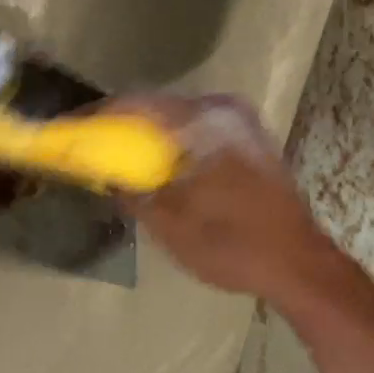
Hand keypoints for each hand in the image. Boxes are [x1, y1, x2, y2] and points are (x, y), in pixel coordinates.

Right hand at [113, 94, 343, 302]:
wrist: (303, 269)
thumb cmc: (233, 243)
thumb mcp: (169, 223)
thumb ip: (130, 191)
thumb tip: (104, 174)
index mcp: (202, 120)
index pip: (135, 103)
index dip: (98, 116)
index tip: (70, 128)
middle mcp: (223, 110)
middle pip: (156, 106)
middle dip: (121, 123)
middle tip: (90, 142)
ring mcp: (241, 124)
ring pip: (177, 118)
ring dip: (147, 134)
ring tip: (117, 154)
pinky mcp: (249, 143)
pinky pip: (197, 131)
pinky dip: (171, 143)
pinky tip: (156, 165)